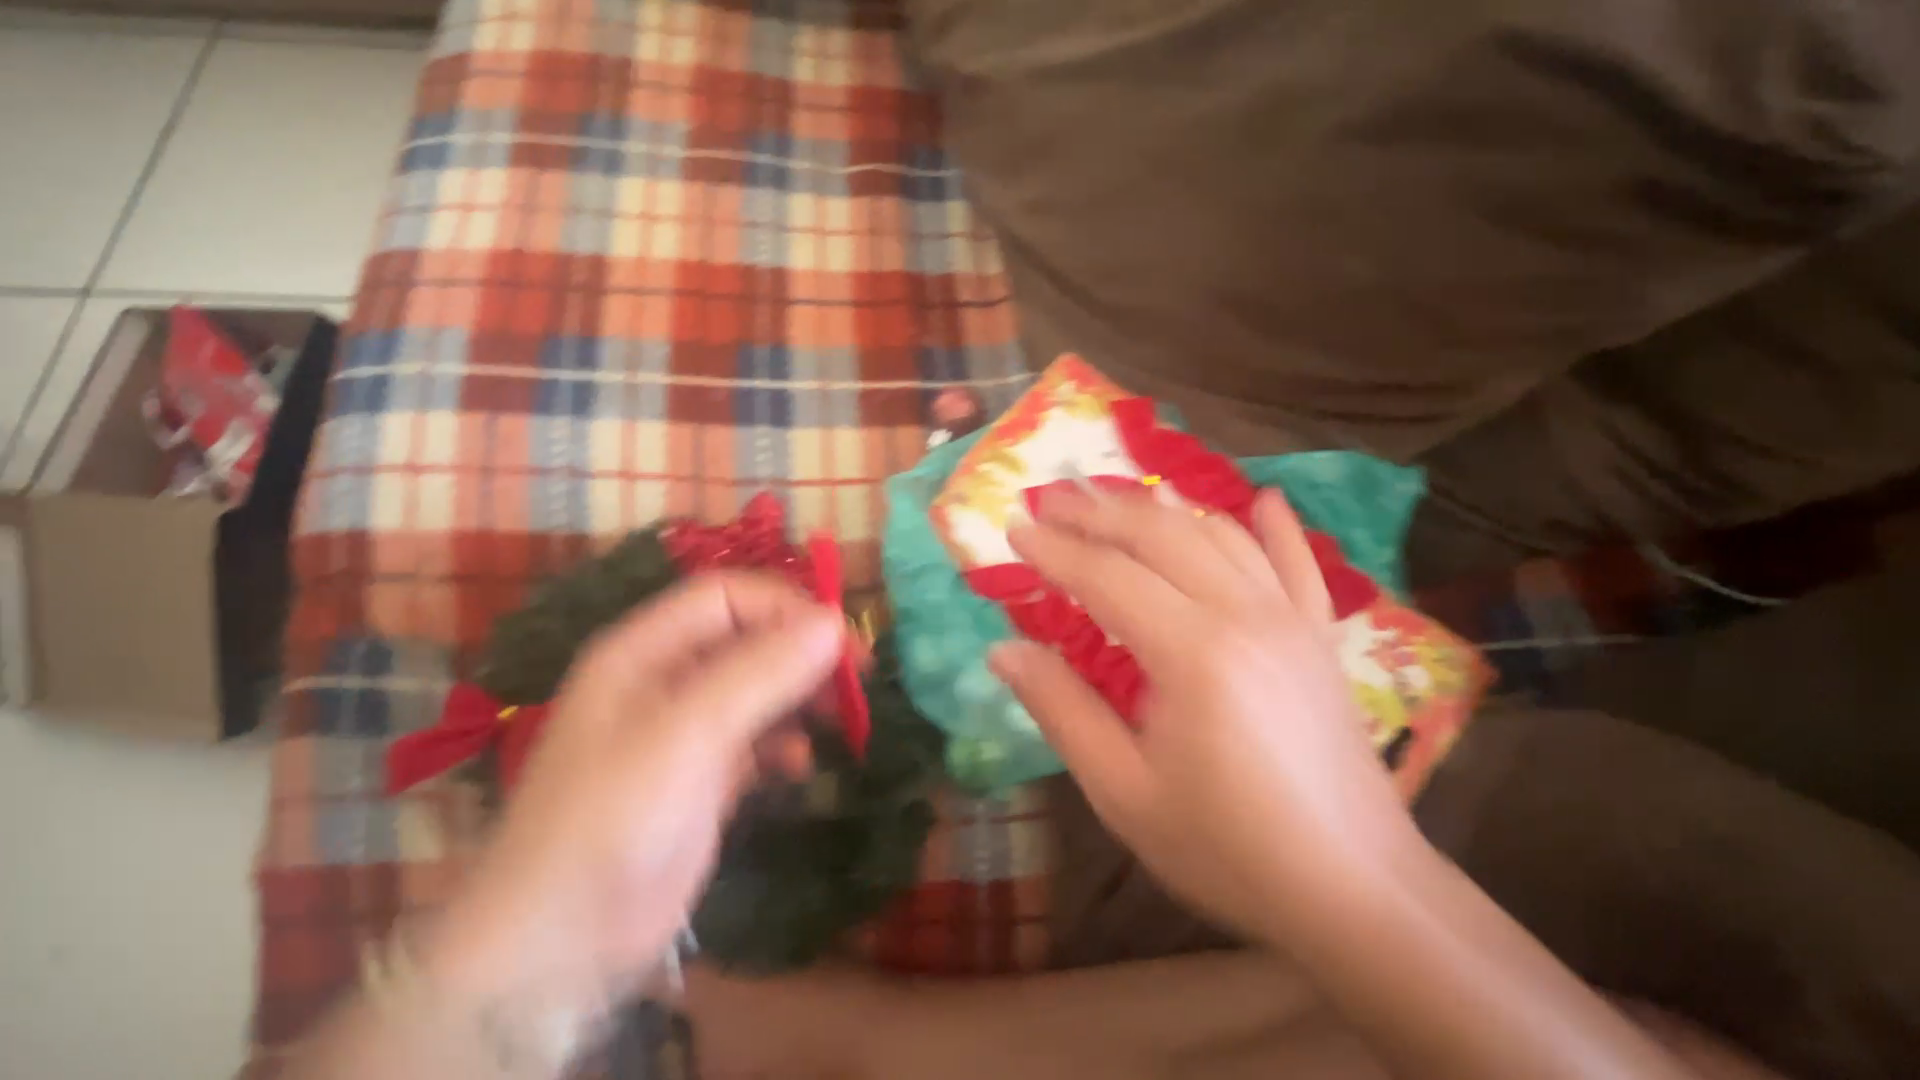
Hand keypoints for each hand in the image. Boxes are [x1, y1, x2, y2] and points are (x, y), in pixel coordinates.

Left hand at [417, 573, 845, 1011]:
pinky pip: (754, 745)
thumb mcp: (686, 734)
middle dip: (800, 655)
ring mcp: (681, 736)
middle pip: (745, 643)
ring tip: (836, 723)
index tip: (842, 640)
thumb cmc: (612, 820)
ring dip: (798, 701)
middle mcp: (662, 684)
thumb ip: (760, 673)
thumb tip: (833, 622)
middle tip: (854, 683)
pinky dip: (784, 748)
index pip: (724, 599)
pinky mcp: (699, 784)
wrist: (560, 943)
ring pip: (755, 693)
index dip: (784, 608)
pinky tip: (800, 770)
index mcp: (642, 653)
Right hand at [992, 489, 1417, 937]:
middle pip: (1162, 536)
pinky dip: (1275, 528)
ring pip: (1220, 537)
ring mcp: (1291, 620)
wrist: (1354, 889)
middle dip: (1099, 511)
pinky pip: (1296, 564)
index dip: (1055, 550)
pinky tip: (1261, 498)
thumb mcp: (1124, 792)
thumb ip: (1062, 710)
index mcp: (1192, 653)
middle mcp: (1245, 615)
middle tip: (1049, 497)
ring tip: (1116, 496)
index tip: (1013, 528)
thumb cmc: (1227, 848)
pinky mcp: (1320, 638)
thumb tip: (1003, 652)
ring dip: (1162, 510)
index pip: (1107, 577)